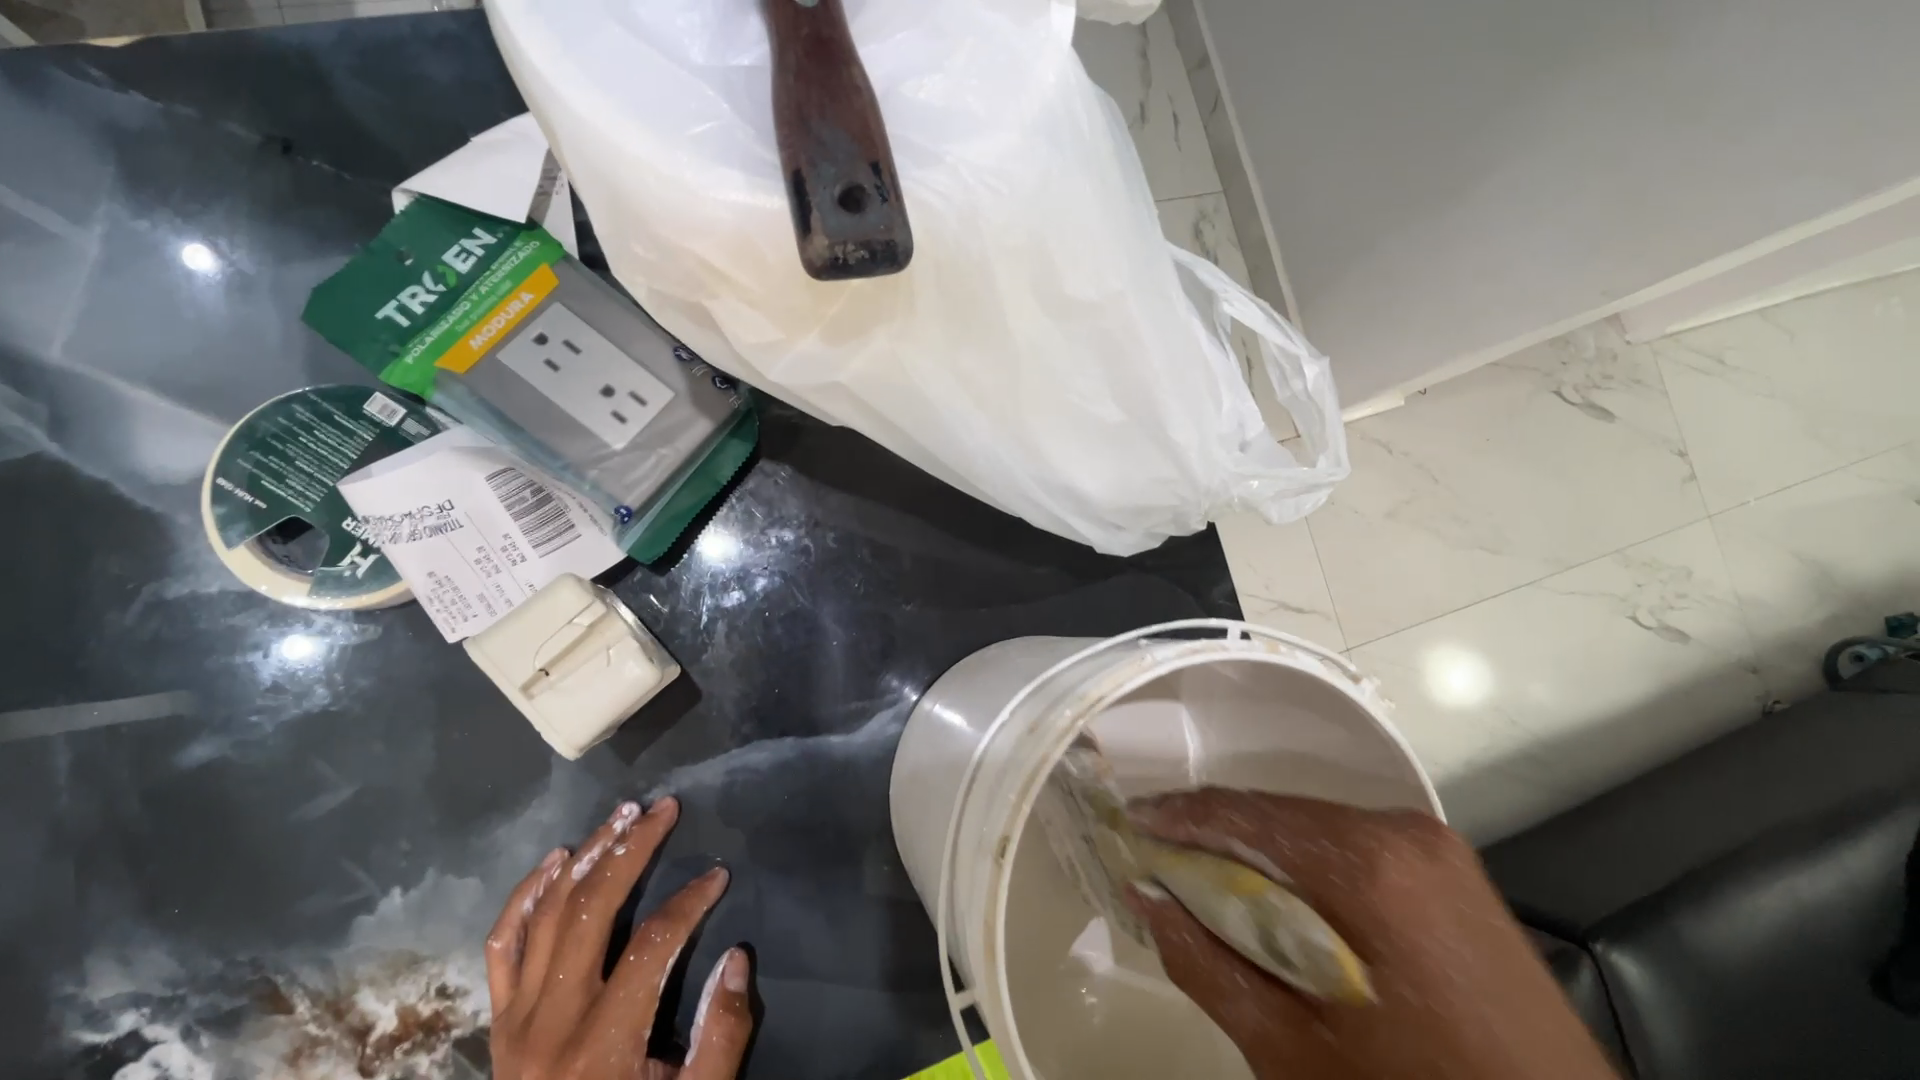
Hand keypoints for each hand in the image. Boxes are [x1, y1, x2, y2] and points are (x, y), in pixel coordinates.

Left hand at [486, 797, 753, 1079]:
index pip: (651, 945)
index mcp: (601, 1042)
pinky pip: (502, 945)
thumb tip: (736, 956)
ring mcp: (515, 1018)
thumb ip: (720, 1037)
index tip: (718, 874)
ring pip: (545, 914)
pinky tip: (555, 860)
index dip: (689, 901)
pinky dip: (525, 896)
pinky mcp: (498, 1020)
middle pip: (590, 909)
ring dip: (585, 855)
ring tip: (622, 816)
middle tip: (665, 808)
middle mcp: (549, 1021)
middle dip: (632, 850)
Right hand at [1124, 790, 1616, 1079]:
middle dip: (1214, 836)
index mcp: (1366, 865)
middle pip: (1278, 814)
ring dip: (1258, 851)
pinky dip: (1304, 864)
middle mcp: (1402, 831)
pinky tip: (1282, 901)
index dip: (1176, 816)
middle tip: (1161, 862)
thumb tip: (1146, 896)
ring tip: (1210, 883)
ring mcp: (1435, 846)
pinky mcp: (1451, 868)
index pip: (1244, 814)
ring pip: (1313, 827)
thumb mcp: (1290, 1050)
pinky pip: (1351, 845)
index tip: (1128, 825)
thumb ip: (1205, 964)